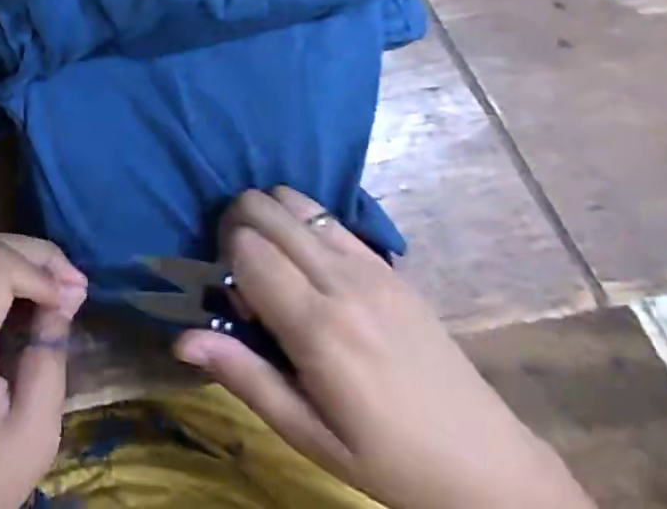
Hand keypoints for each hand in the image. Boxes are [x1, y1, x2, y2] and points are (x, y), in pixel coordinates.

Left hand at [0, 234, 88, 508]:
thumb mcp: (32, 434)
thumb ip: (50, 359)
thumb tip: (62, 301)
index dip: (42, 270)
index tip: (73, 300)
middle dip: (37, 257)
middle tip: (76, 285)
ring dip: (20, 262)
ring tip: (60, 289)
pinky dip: (1, 276)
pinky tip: (29, 298)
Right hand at [175, 188, 593, 508]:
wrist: (486, 465)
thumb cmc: (385, 458)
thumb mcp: (307, 434)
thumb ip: (243, 376)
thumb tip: (180, 340)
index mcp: (318, 328)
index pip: (246, 248)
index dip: (224, 259)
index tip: (234, 296)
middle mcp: (342, 282)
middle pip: (265, 209)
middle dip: (236, 225)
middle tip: (242, 271)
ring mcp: (371, 267)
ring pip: (295, 200)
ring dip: (268, 216)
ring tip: (272, 259)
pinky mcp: (390, 265)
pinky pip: (331, 215)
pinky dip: (302, 218)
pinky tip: (306, 256)